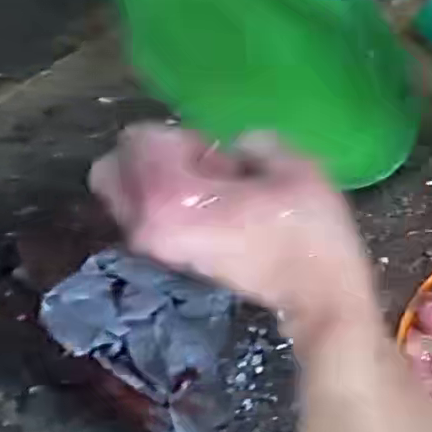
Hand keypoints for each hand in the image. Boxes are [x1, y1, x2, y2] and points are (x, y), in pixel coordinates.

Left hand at [89, 124, 377, 335]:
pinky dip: (172, 206)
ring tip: (221, 192)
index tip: (231, 159)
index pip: (144, 139)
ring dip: (165, 182)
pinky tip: (222, 213)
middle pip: (113, 167)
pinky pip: (148, 216)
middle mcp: (143, 221)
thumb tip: (240, 147)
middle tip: (212, 168)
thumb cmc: (312, 233)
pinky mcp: (167, 258)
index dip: (192, 138)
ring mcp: (150, 245)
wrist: (318, 293)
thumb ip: (263, 144)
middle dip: (158, 158)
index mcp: (170, 197)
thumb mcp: (303, 173)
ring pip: (128, 193)